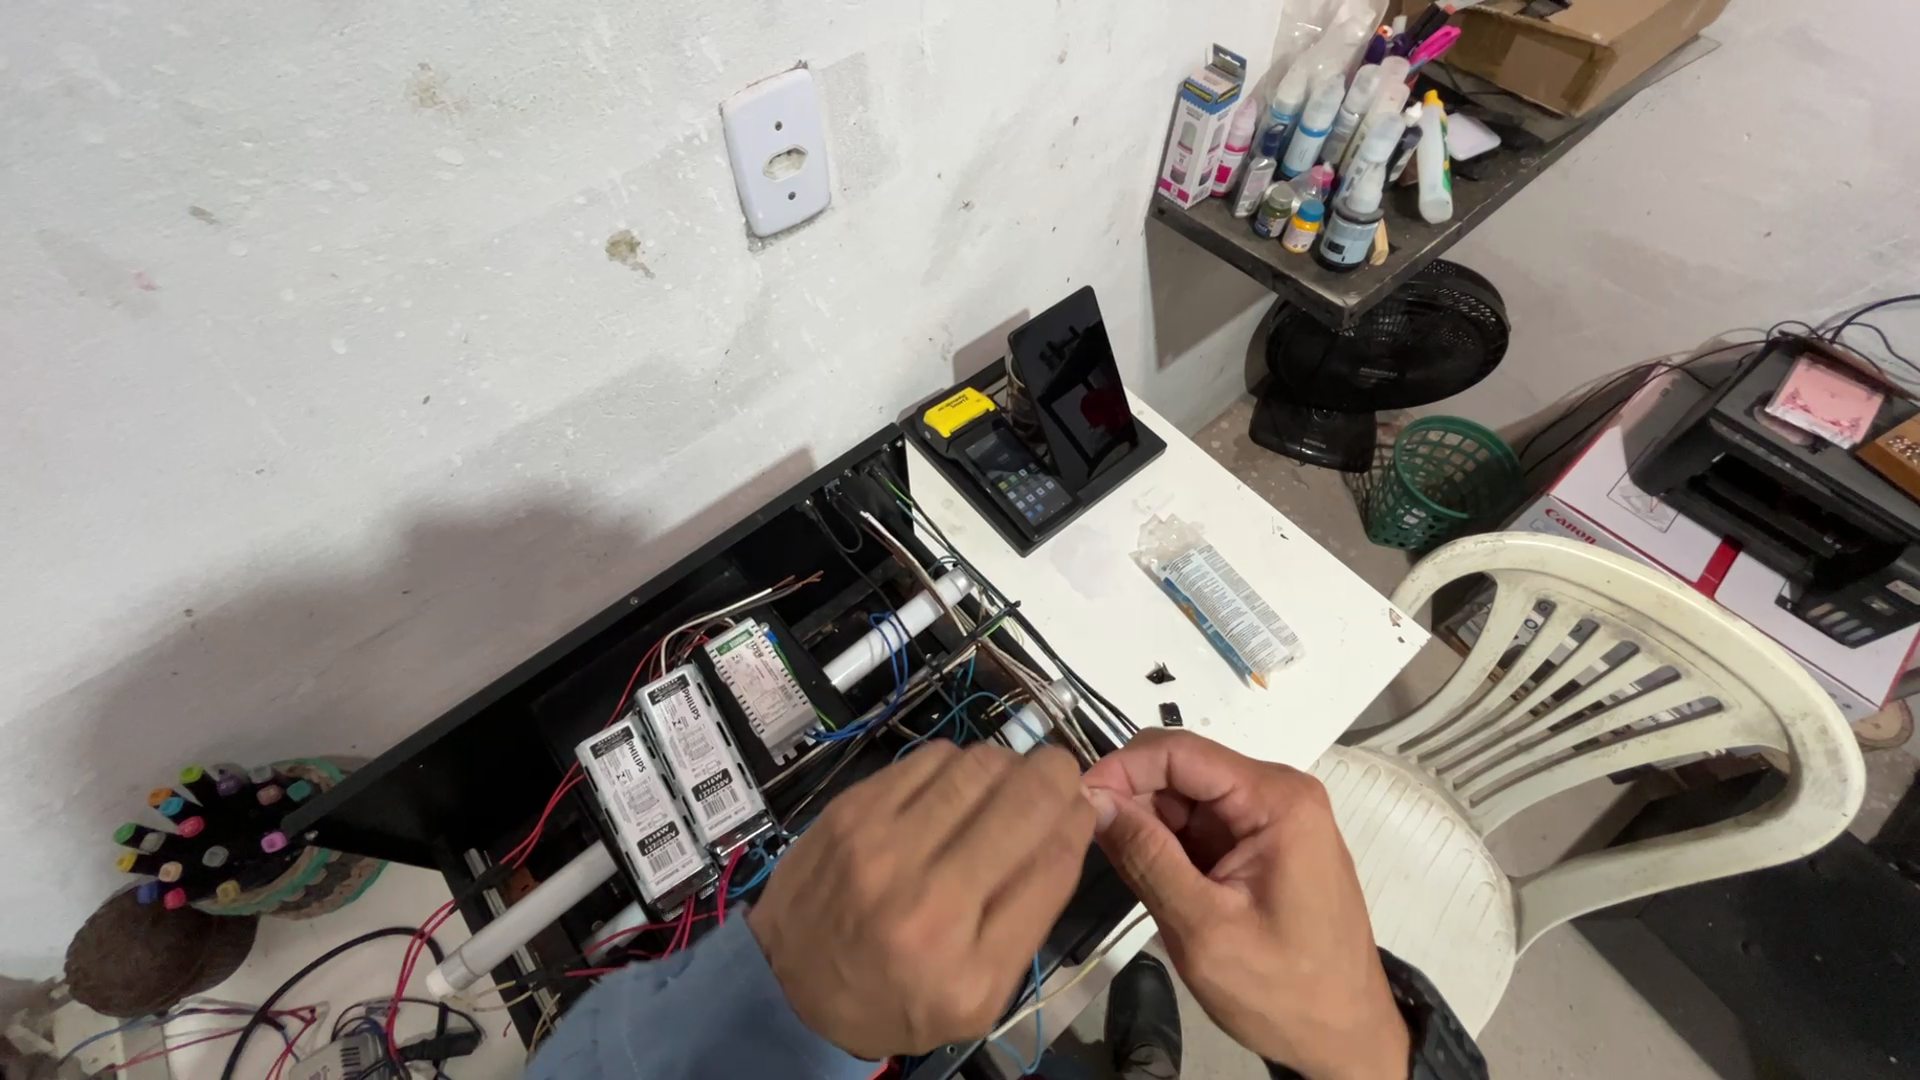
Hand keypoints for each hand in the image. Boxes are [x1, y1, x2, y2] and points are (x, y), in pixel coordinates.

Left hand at [747, 741, 1094, 1058]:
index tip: (1083, 804)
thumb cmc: (896, 992)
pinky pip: (931, 756)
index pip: (1053, 858)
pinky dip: (959, 762)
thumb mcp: (980, 990)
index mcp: (966, 964)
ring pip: (978, 763)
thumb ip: (1033, 907)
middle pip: (1021, 796)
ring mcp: (881, 843)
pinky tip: (956, 786)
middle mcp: (924, 898)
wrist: (788, 981)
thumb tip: (1071, 819)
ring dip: (1007, 764)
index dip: (1079, 816)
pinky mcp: (853, 806)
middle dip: (1055, 775)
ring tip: (1004, 785)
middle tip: (1056, 777)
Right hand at [1082, 730, 1408, 1079]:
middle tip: (1091, 836)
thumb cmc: (1285, 992)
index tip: (1079, 799)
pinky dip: (1164, 840)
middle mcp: (1274, 791)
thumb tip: (1092, 799)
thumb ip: (1145, 857)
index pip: (1179, 752)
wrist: (1347, 1045)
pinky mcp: (1255, 838)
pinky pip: (1195, 820)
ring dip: (1145, 821)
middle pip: (1180, 768)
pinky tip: (1148, 871)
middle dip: (1131, 796)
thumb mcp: (1204, 929)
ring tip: (1120, 862)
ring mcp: (1265, 814)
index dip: (1122, 767)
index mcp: (1276, 799)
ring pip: (1181, 793)